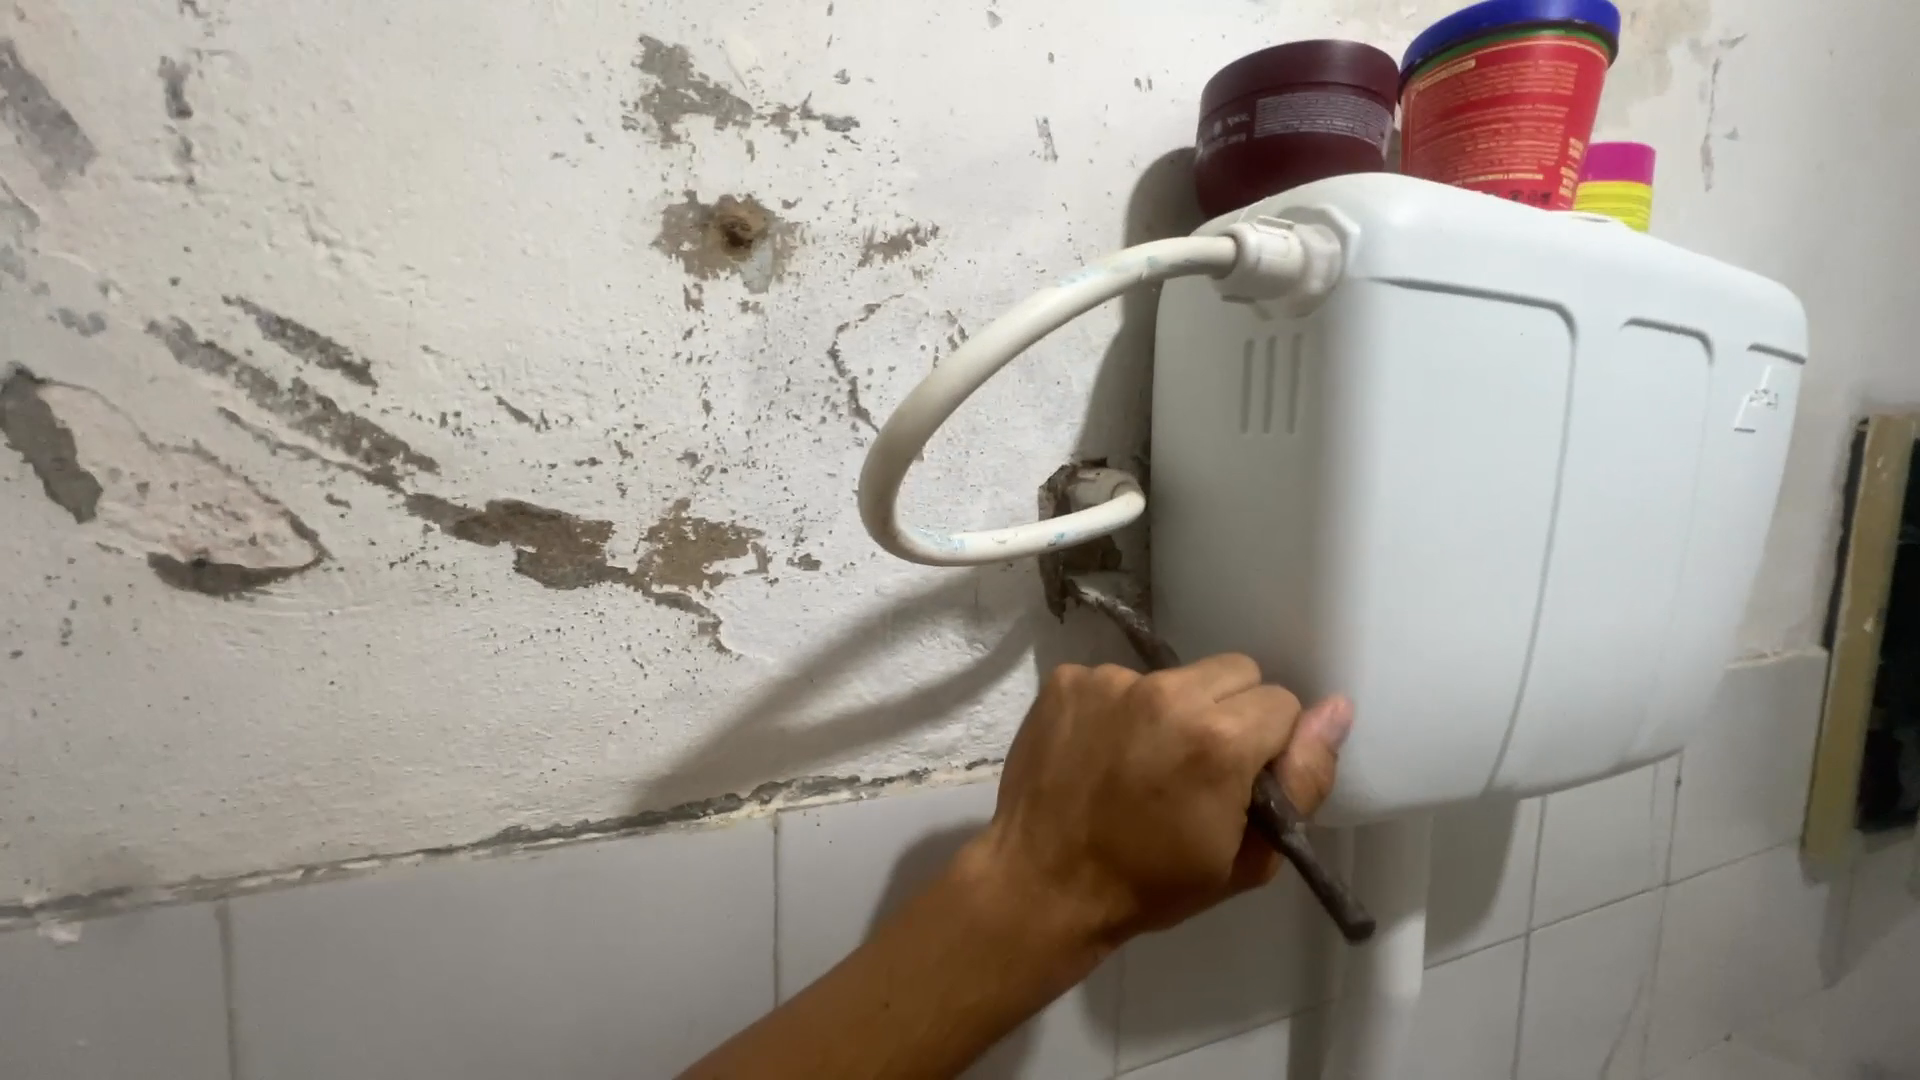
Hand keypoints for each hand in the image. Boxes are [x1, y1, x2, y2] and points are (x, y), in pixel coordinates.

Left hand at [967, 655, 1351, 945]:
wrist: (1043, 881)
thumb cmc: (1150, 883)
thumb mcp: (1247, 856)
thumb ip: (1302, 781)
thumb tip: (1336, 709)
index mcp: (1219, 738)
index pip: (1281, 702)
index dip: (1269, 744)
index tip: (1241, 778)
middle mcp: (1165, 692)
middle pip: (1233, 671)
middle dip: (1230, 711)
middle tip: (1197, 762)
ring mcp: (1109, 679)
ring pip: (1173, 674)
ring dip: (1171, 708)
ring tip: (1141, 758)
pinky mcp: (1067, 679)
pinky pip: (1116, 678)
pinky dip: (1118, 708)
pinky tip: (1099, 749)